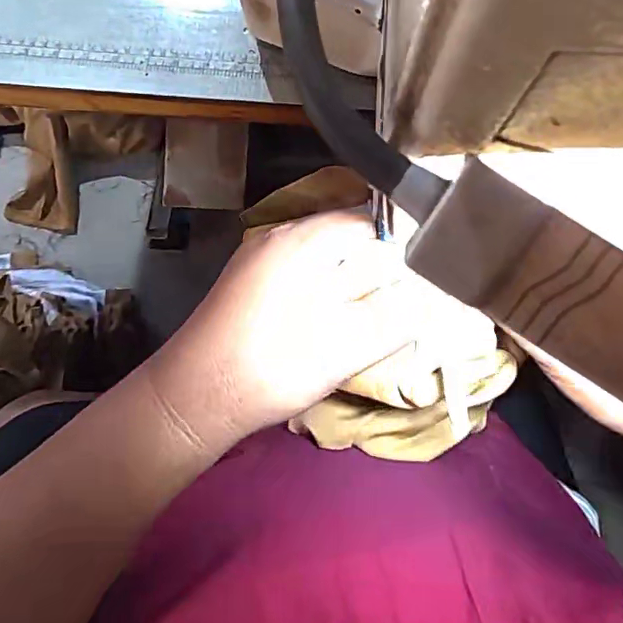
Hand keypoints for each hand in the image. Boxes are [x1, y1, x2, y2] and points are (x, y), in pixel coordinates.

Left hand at [146, 207, 489, 446]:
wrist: (191, 402)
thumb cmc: (267, 373)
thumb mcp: (342, 351)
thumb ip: (392, 321)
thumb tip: (431, 300)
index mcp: (301, 243)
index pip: (368, 221)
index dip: (402, 240)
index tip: (428, 265)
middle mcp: (281, 238)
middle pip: (350, 235)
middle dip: (383, 260)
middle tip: (413, 290)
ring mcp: (265, 257)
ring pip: (330, 254)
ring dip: (358, 275)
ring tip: (387, 303)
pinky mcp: (257, 281)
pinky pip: (310, 270)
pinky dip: (333, 286)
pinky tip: (346, 313)